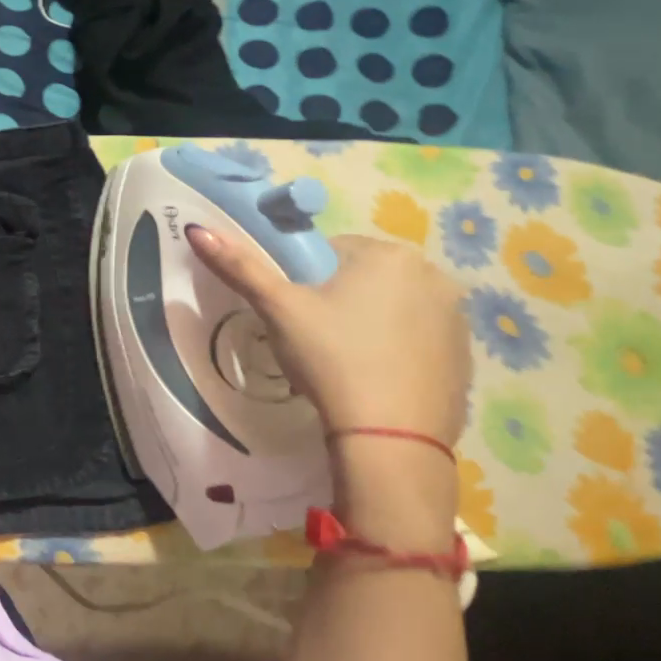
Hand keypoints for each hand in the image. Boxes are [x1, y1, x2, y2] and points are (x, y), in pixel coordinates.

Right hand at [185, 228, 470, 536]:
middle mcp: (433, 273)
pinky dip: (392, 346)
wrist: (390, 431)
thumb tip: (196, 229)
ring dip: (366, 319)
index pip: (329, 251)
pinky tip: (370, 373)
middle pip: (363, 276)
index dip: (300, 278)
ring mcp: (457, 314)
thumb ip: (240, 267)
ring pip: (391, 304)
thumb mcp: (277, 309)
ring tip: (338, 357)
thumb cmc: (330, 357)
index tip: (290, 310)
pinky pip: (416, 335)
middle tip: (309, 335)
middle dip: (336, 297)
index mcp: (388, 254)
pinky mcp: (464, 351)